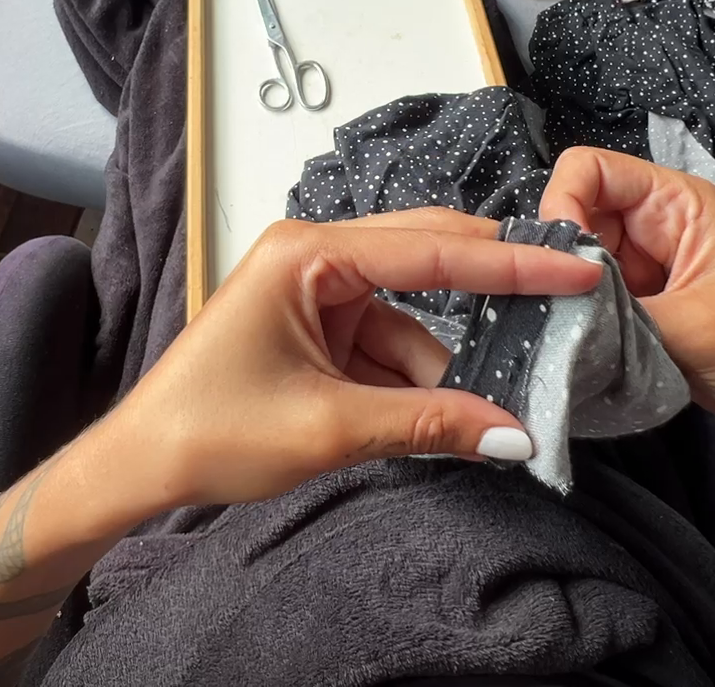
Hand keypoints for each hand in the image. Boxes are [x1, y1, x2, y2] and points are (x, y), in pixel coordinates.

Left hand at [100, 210, 603, 508]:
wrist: (142, 462)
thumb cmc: (211, 428)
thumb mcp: (330, 427)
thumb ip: (428, 421)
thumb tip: (514, 433)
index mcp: (309, 253)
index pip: (429, 251)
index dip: (510, 263)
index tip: (573, 264)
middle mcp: (315, 255)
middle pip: (424, 259)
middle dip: (487, 291)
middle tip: (560, 300)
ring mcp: (317, 289)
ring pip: (409, 314)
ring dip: (444, 363)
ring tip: (486, 409)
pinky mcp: (319, 323)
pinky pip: (386, 341)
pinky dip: (414, 376)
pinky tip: (437, 415)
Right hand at [539, 147, 714, 445]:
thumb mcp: (692, 327)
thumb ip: (613, 308)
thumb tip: (547, 300)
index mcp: (674, 202)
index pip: (589, 169)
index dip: (563, 201)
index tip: (562, 259)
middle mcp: (649, 221)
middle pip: (572, 210)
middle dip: (559, 251)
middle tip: (557, 298)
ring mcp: (637, 261)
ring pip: (572, 252)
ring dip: (565, 284)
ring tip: (564, 321)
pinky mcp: (630, 297)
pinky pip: (583, 288)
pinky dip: (573, 308)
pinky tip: (572, 332)